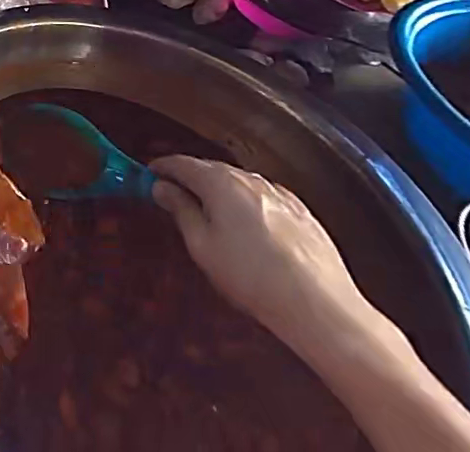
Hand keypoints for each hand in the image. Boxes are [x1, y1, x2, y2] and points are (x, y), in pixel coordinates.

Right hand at [149, 155, 369, 348]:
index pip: (182, 163)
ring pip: (238, 182)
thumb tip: (162, 188)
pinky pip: (261, 196)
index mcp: (220, 182)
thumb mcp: (202, 247)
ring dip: (218, 190)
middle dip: (190, 178)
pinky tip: (247, 227)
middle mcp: (249, 178)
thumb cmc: (250, 276)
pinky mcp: (301, 210)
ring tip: (209, 213)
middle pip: (211, 169)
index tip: (149, 174)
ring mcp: (278, 192)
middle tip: (174, 195)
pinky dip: (244, 202)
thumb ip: (180, 210)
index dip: (162, 167)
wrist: (320, 306)